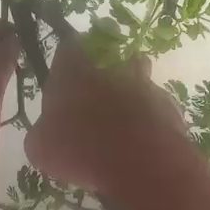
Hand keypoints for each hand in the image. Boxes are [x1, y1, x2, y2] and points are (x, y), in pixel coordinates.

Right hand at [25, 39, 187, 192]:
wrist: (141, 162)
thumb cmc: (82, 147)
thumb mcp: (42, 147)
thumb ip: (43, 132)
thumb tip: (46, 133)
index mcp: (75, 63)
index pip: (67, 47)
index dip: (65, 65)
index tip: (64, 87)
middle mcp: (111, 62)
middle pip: (106, 54)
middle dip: (100, 72)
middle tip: (92, 103)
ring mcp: (143, 80)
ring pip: (135, 76)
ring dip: (127, 93)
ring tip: (120, 127)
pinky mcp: (166, 102)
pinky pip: (154, 106)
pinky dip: (148, 119)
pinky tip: (141, 145)